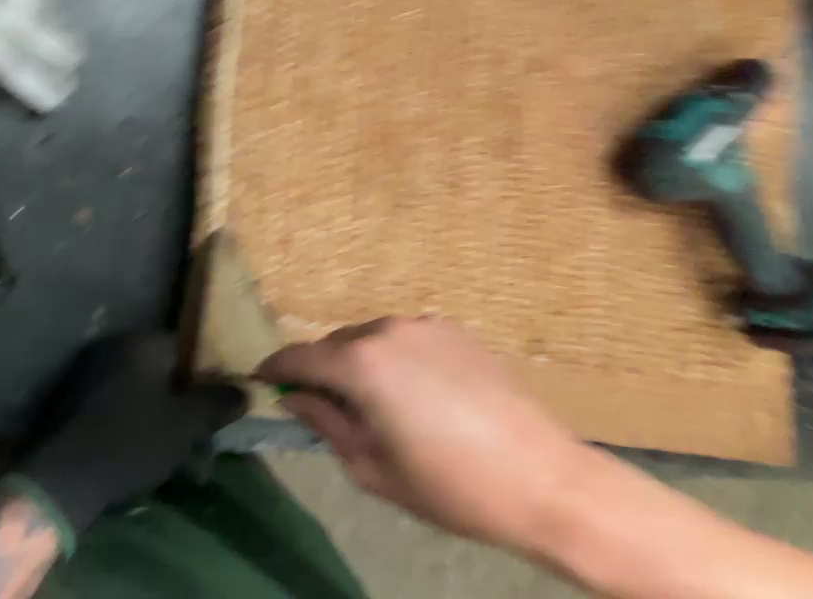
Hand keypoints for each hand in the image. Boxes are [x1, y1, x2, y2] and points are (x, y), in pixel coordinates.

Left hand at [12, 333, 244, 538]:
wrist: (67, 473)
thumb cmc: (132, 440)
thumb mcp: (185, 425)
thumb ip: (216, 403)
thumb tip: (242, 390)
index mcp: (141, 344)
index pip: (184, 346)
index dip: (207, 374)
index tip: (220, 402)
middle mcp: (114, 347)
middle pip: (162, 369)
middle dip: (184, 400)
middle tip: (201, 435)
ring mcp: (90, 370)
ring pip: (141, 390)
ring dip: (161, 416)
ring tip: (178, 454)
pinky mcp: (75, 396)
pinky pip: (118, 403)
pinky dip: (135, 421)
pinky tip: (145, 452)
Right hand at [256, 317, 603, 558]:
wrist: (550, 483)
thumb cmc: (453, 486)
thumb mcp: (372, 468)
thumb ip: (325, 424)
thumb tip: (298, 399)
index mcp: (359, 364)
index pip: (296, 358)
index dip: (274, 370)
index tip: (262, 381)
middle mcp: (385, 330)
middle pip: (334, 346)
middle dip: (323, 372)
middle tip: (328, 408)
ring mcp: (423, 326)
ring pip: (370, 340)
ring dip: (361, 364)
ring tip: (379, 404)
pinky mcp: (456, 331)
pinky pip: (406, 340)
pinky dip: (396, 360)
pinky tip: (419, 396)